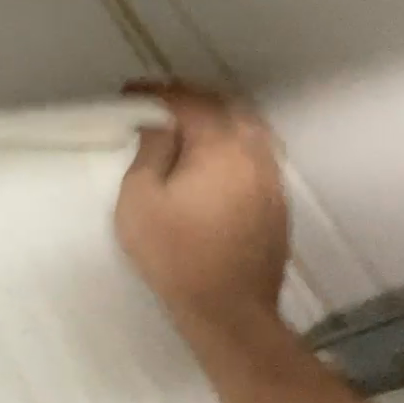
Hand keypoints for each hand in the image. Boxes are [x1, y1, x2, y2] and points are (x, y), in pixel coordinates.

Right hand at [115, 79, 289, 336]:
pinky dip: (231, 141)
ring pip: (251, 131)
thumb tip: (160, 125)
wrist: (227, 310)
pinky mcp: (275, 204)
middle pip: (231, 108)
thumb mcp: (140, 196)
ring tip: (183, 125)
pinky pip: (256, 154)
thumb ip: (152, 151)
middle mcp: (255, 158)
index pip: (192, 104)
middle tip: (158, 101)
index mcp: (221, 151)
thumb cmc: (172, 250)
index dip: (159, 92)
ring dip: (217, 119)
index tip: (129, 93)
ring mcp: (271, 183)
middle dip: (194, 98)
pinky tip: (208, 156)